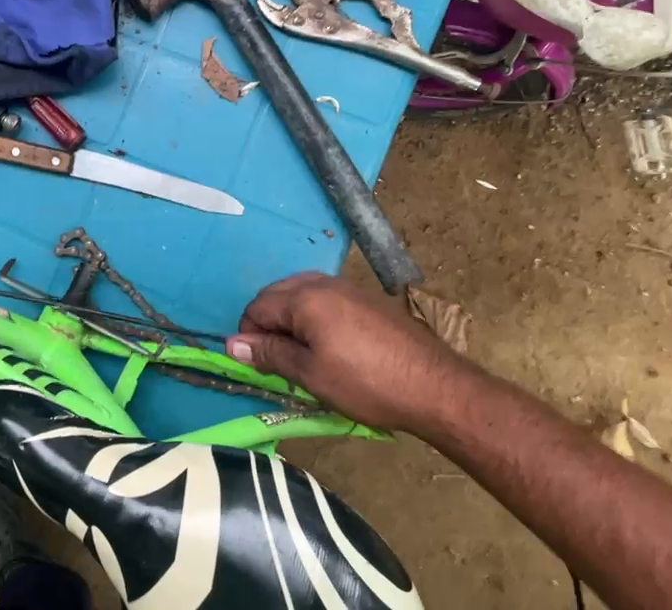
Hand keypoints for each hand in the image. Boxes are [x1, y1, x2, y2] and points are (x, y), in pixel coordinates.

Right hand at [228, 273, 473, 432]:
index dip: (249, 335)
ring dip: (291, 318)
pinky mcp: (369, 300)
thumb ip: (269, 354)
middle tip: (277, 358)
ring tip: (301, 351)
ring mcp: (349, 289)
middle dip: (268, 322)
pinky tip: (329, 343)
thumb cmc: (367, 384)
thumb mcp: (310, 374)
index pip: (257, 307)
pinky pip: (326, 298)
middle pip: (276, 294)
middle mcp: (323, 284)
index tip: (257, 363)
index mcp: (304, 298)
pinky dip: (314, 315)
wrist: (439, 389)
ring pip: (301, 293)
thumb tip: (232, 344)